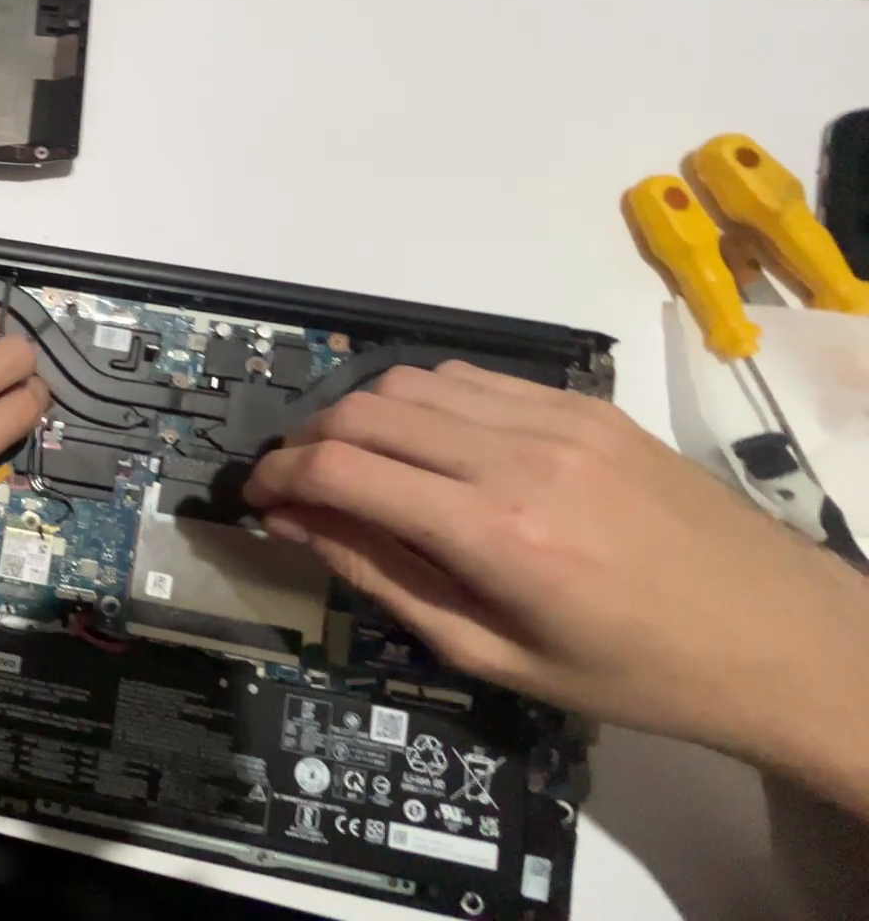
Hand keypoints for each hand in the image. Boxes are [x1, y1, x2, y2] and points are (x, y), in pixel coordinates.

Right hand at [244, 362, 868, 769]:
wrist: (795, 642)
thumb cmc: (629, 672)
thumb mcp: (481, 649)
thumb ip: (374, 573)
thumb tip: (289, 520)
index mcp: (494, 534)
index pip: (340, 471)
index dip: (276, 476)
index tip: (255, 495)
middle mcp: (518, 457)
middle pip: (360, 411)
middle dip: (303, 442)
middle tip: (294, 482)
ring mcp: (556, 419)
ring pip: (403, 382)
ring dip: (354, 416)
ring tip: (353, 460)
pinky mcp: (582, 404)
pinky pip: (462, 377)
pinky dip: (414, 401)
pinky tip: (420, 440)